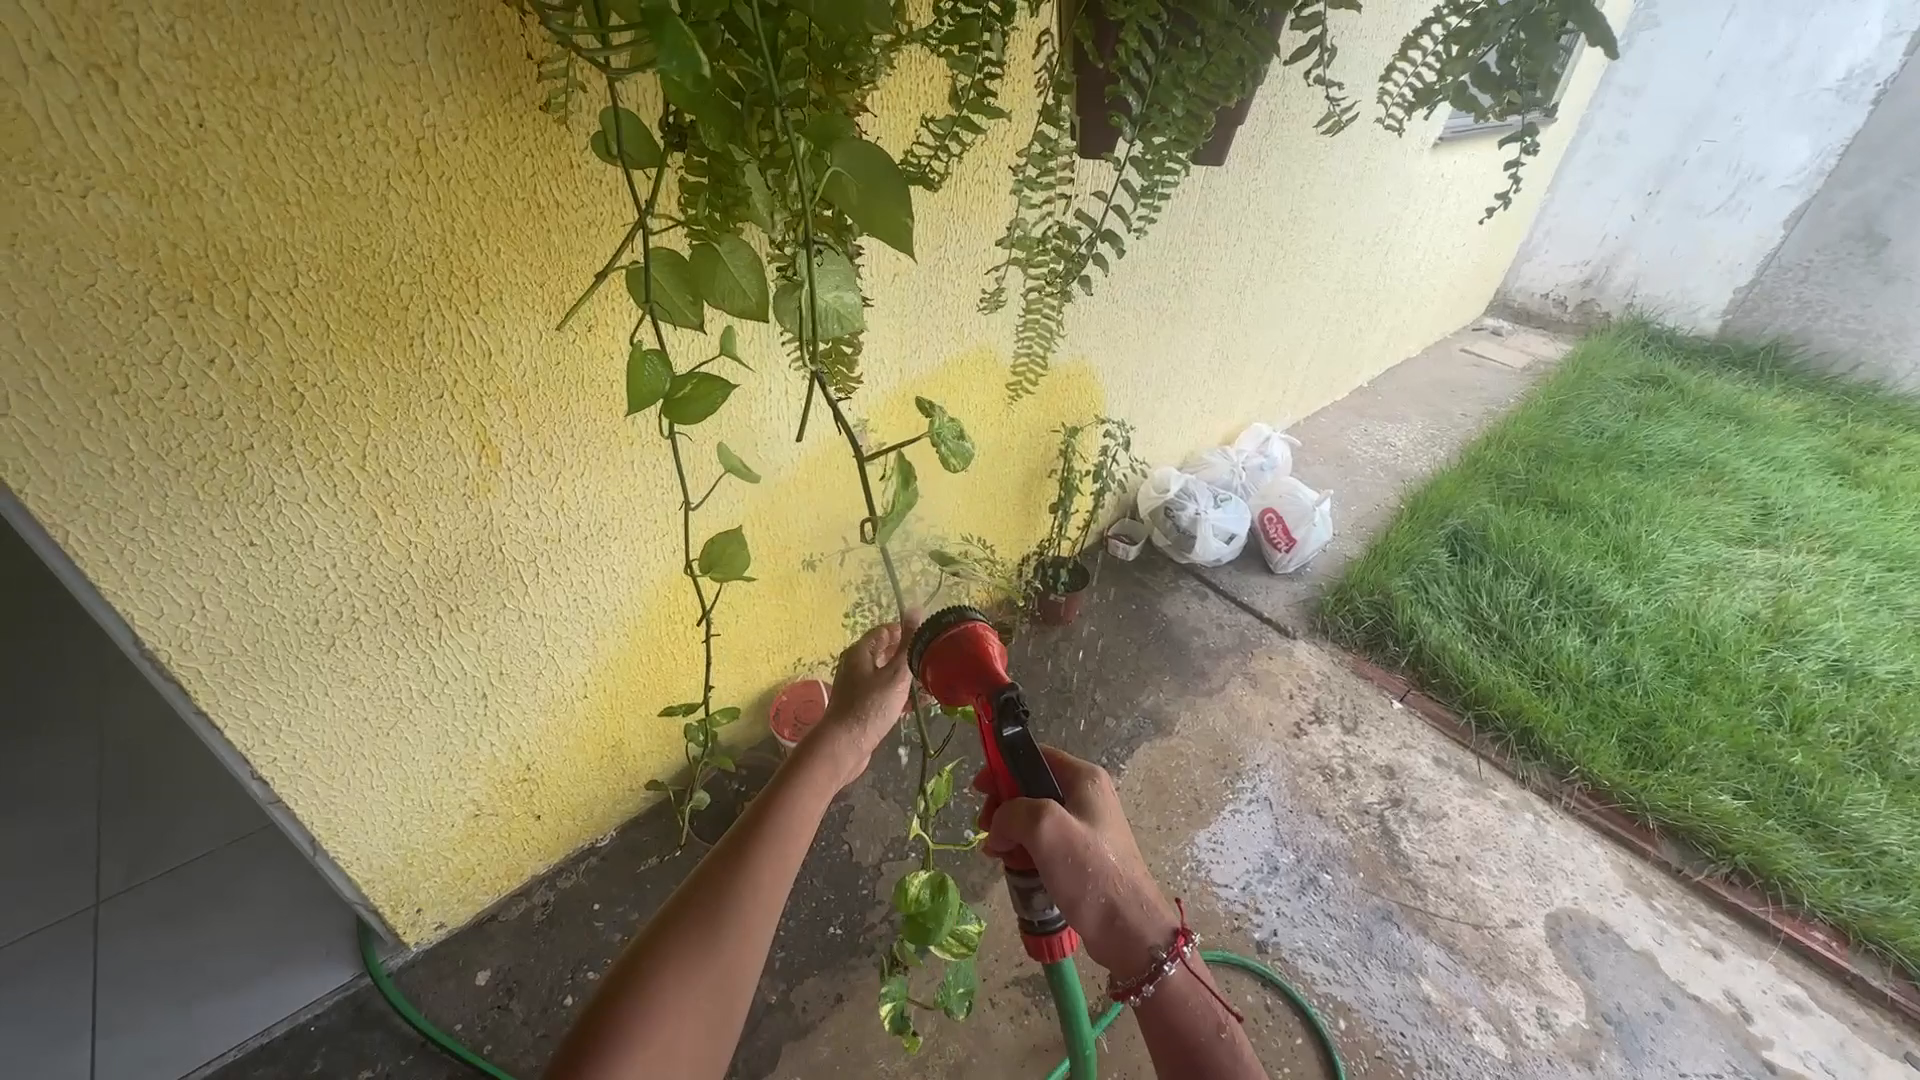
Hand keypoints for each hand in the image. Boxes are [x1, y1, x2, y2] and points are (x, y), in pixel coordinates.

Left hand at [797, 615, 919, 790]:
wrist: (844, 747)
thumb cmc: (870, 706)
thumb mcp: (895, 673)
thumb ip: (907, 643)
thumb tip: (914, 608)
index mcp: (860, 652)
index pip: (885, 631)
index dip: (907, 631)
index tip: (929, 639)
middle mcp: (856, 666)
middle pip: (886, 653)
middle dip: (910, 656)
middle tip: (933, 662)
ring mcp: (858, 687)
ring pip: (887, 675)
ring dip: (908, 678)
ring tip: (931, 684)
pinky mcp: (862, 706)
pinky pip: (884, 694)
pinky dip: (900, 696)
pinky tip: (918, 705)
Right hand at [975, 746, 1179, 976]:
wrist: (1128, 930)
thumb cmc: (1090, 872)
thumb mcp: (1046, 828)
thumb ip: (1013, 812)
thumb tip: (999, 826)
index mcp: (1084, 778)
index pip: (1035, 756)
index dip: (1003, 768)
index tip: (978, 790)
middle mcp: (1086, 796)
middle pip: (1031, 787)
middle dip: (1004, 806)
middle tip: (987, 829)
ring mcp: (1085, 827)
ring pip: (1034, 818)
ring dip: (1011, 832)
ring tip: (998, 853)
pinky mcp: (1082, 856)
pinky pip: (1044, 843)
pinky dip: (1025, 850)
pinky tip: (1014, 867)